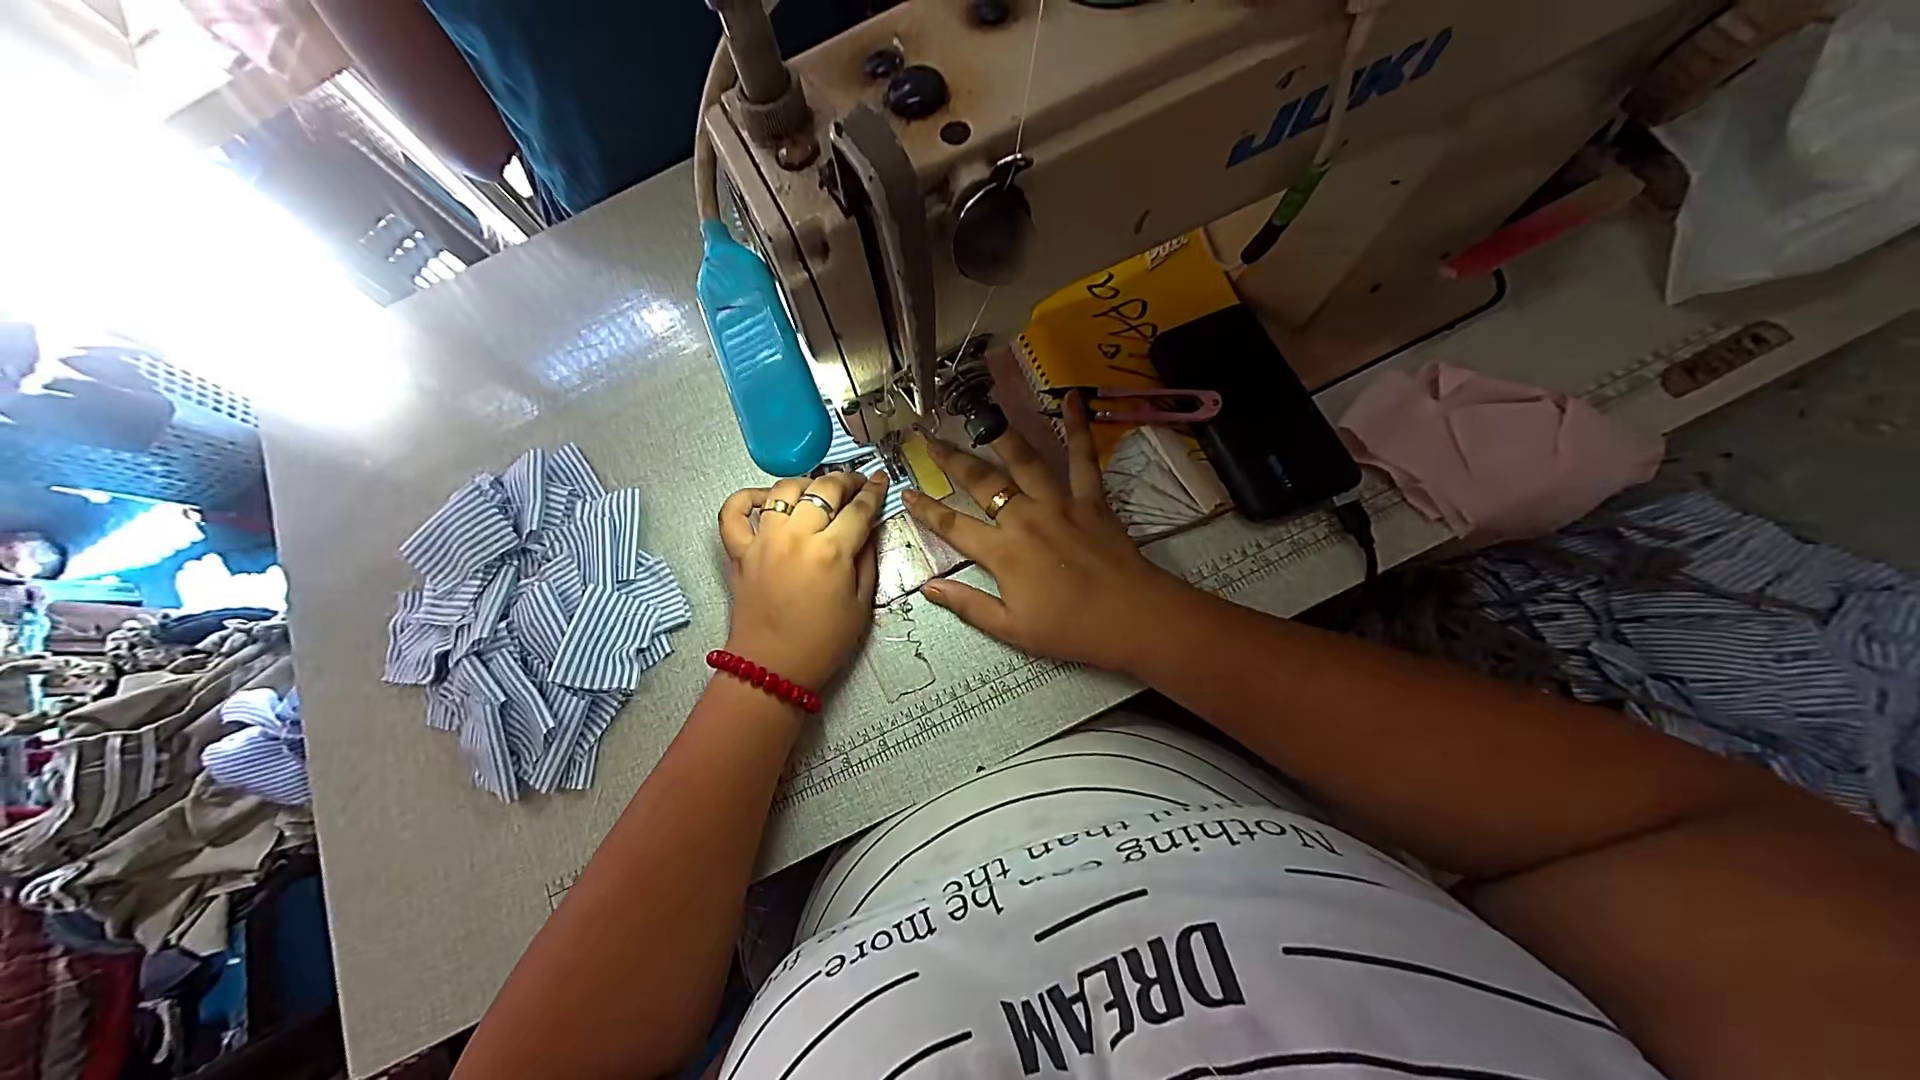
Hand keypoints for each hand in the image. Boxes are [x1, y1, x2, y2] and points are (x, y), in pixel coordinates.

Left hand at [717, 470, 888, 690]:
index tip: (879, 481)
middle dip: (845, 480)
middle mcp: (797, 537)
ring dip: (805, 483)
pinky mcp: (740, 550)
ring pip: (784, 489)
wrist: (773, 667)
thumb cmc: (823, 642)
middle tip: (854, 483)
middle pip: (824, 488)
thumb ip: (867, 560)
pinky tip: (767, 499)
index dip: (874, 491)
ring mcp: (764, 540)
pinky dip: (749, 497)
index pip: (859, 508)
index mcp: (831, 552)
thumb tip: (869, 530)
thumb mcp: (861, 603)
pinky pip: (735, 511)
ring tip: (816, 490)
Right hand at [904, 393, 1194, 671]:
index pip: (953, 526)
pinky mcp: (1090, 498)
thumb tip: (928, 588)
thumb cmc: (1070, 629)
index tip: (907, 493)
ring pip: (1024, 460)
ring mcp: (1059, 503)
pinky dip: (1078, 427)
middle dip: (952, 459)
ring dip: (999, 435)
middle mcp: (1025, 518)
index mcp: (1003, 552)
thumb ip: (968, 605)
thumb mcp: (1011, 629)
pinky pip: (1083, 458)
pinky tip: (1073, 398)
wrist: (1131, 617)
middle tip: (931, 439)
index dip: (926, 510)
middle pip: (981, 483)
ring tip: (981, 414)